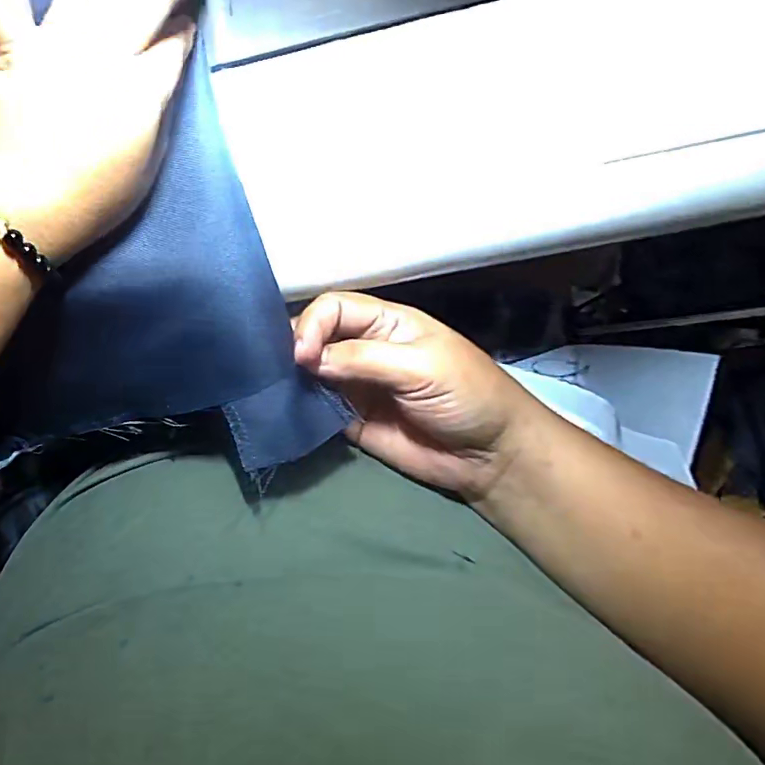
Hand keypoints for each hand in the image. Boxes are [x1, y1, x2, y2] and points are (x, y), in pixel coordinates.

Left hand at [0, 0, 205, 264]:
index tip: (189, 19)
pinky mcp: (10, 44)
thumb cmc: (87, 202)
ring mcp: (52, 44)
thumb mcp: (146, 165)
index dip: (186, 24)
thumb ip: (161, 104)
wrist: (14, 215)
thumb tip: (169, 55)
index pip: (174, 40)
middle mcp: (101, 57)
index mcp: (140, 94)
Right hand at [293, 292, 549, 504]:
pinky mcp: (349, 418)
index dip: (312, 324)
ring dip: (291, 376)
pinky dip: (298, 406)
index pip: (334, 307)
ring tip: (275, 387)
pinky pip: (315, 406)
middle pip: (315, 334)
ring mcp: (354, 384)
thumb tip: (307, 357)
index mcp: (386, 323)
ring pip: (309, 370)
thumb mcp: (421, 366)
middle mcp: (363, 347)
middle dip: (294, 345)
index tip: (301, 354)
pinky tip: (286, 408)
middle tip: (281, 369)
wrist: (490, 457)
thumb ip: (364, 358)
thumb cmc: (468, 396)